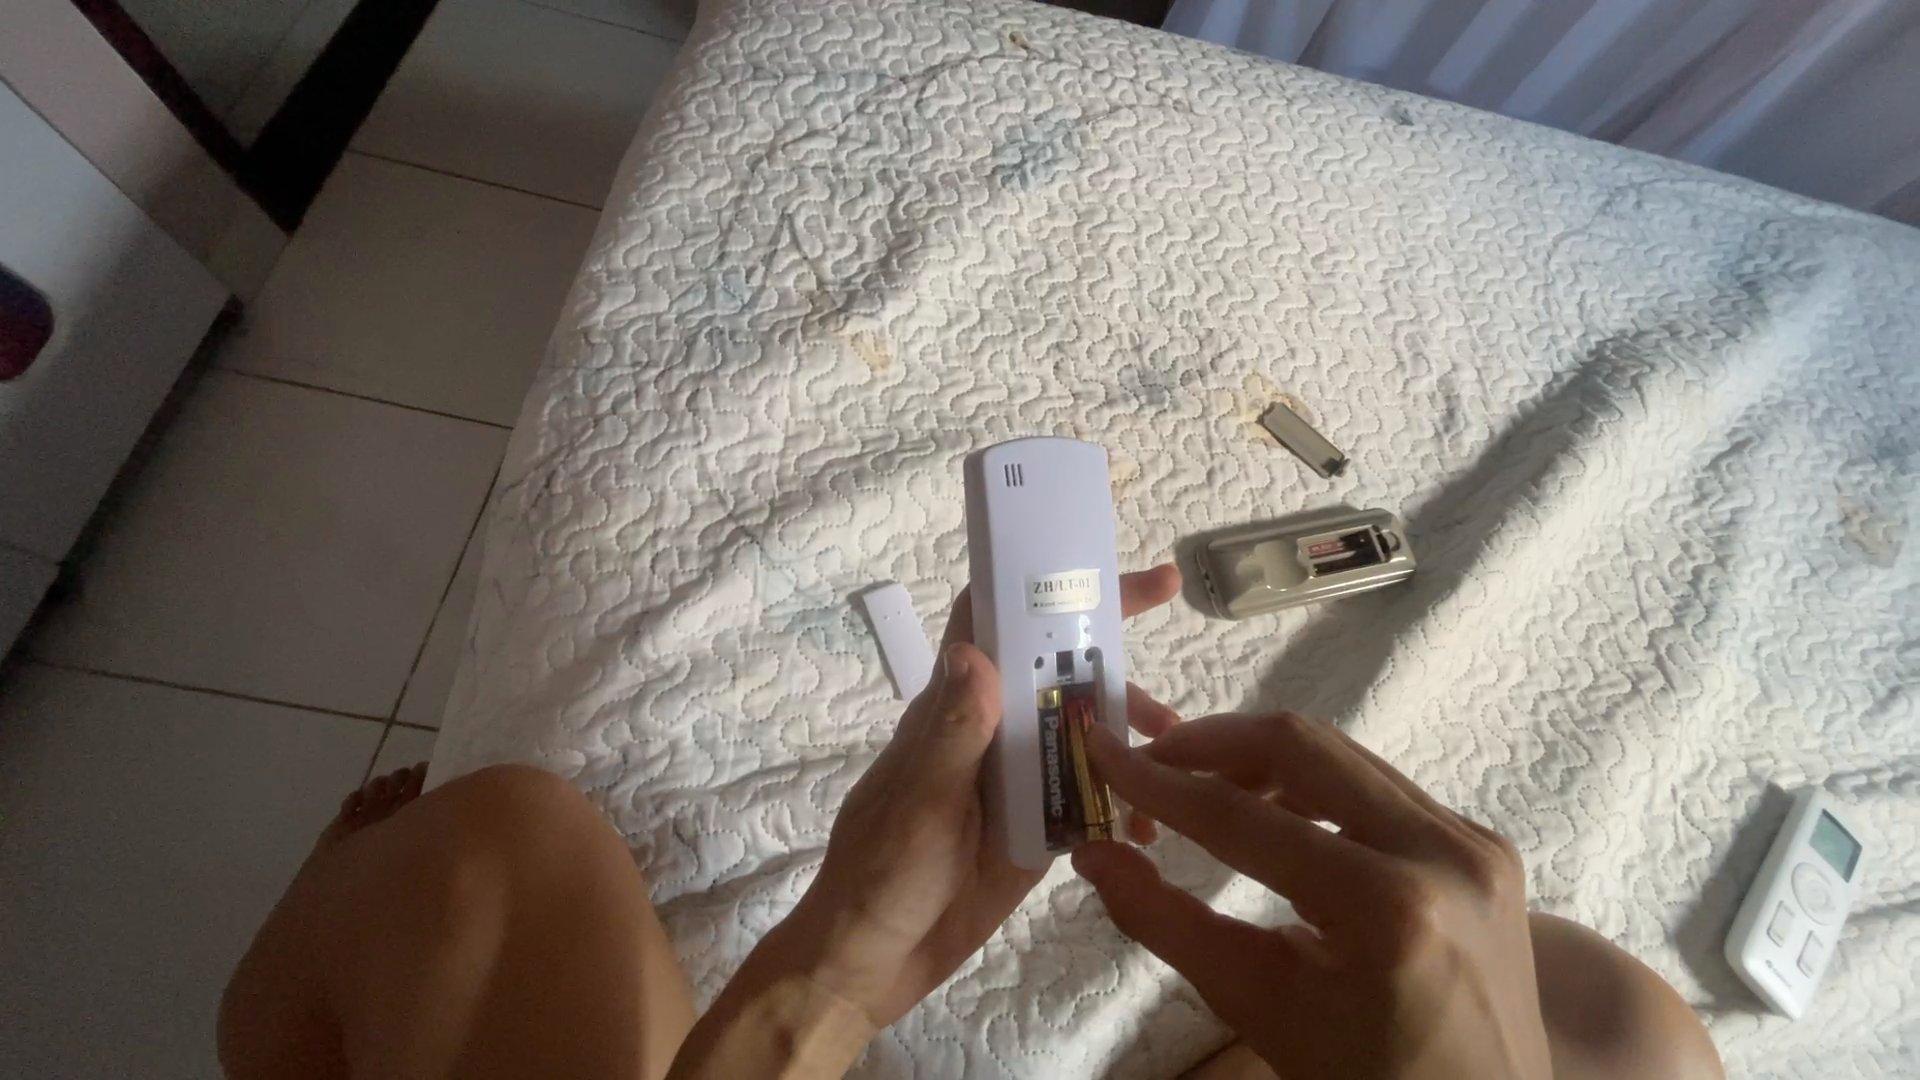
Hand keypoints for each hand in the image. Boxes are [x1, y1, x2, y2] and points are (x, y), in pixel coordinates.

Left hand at [762, 565, 1182, 1028]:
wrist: (875, 958)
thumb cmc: (880, 872)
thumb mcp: (917, 803)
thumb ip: (950, 733)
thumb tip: (977, 653)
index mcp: (956, 705)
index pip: (998, 621)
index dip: (1045, 585)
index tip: (1106, 571)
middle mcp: (992, 726)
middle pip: (1056, 668)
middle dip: (1113, 654)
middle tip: (1169, 638)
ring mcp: (1018, 772)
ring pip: (1083, 726)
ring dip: (1130, 729)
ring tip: (1179, 752)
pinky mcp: (1039, 819)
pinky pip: (1089, 788)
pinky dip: (1125, 792)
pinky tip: (1152, 818)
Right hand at [1073, 713, 1552, 1079]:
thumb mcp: (1254, 1004)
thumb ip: (1163, 920)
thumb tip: (1092, 854)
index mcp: (1388, 908)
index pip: (1242, 818)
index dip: (1159, 782)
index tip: (1102, 751)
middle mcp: (1442, 851)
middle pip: (1298, 745)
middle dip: (1207, 743)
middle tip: (1149, 761)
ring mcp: (1469, 839)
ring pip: (1334, 750)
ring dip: (1252, 755)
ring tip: (1198, 784)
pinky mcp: (1475, 839)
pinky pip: (1368, 779)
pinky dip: (1301, 778)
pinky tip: (1268, 806)